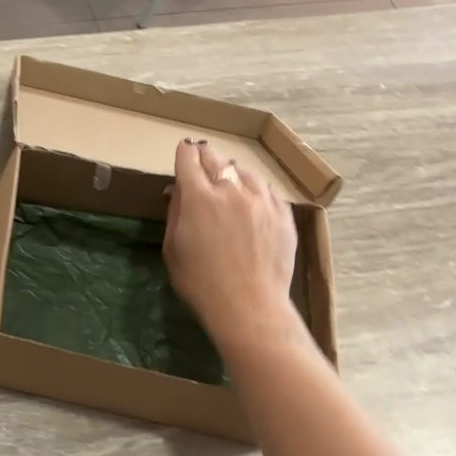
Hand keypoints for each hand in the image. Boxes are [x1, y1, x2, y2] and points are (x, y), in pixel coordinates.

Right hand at [163, 138, 301, 349]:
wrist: (248, 306)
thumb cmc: (200, 282)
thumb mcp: (173, 248)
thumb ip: (175, 212)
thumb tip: (178, 190)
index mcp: (199, 198)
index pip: (188, 160)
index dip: (183, 152)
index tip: (182, 149)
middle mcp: (231, 190)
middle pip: (216, 159)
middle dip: (205, 155)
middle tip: (200, 155)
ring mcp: (261, 200)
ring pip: (244, 171)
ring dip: (231, 170)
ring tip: (228, 176)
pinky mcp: (282, 214)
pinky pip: (267, 190)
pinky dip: (254, 188)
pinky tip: (251, 197)